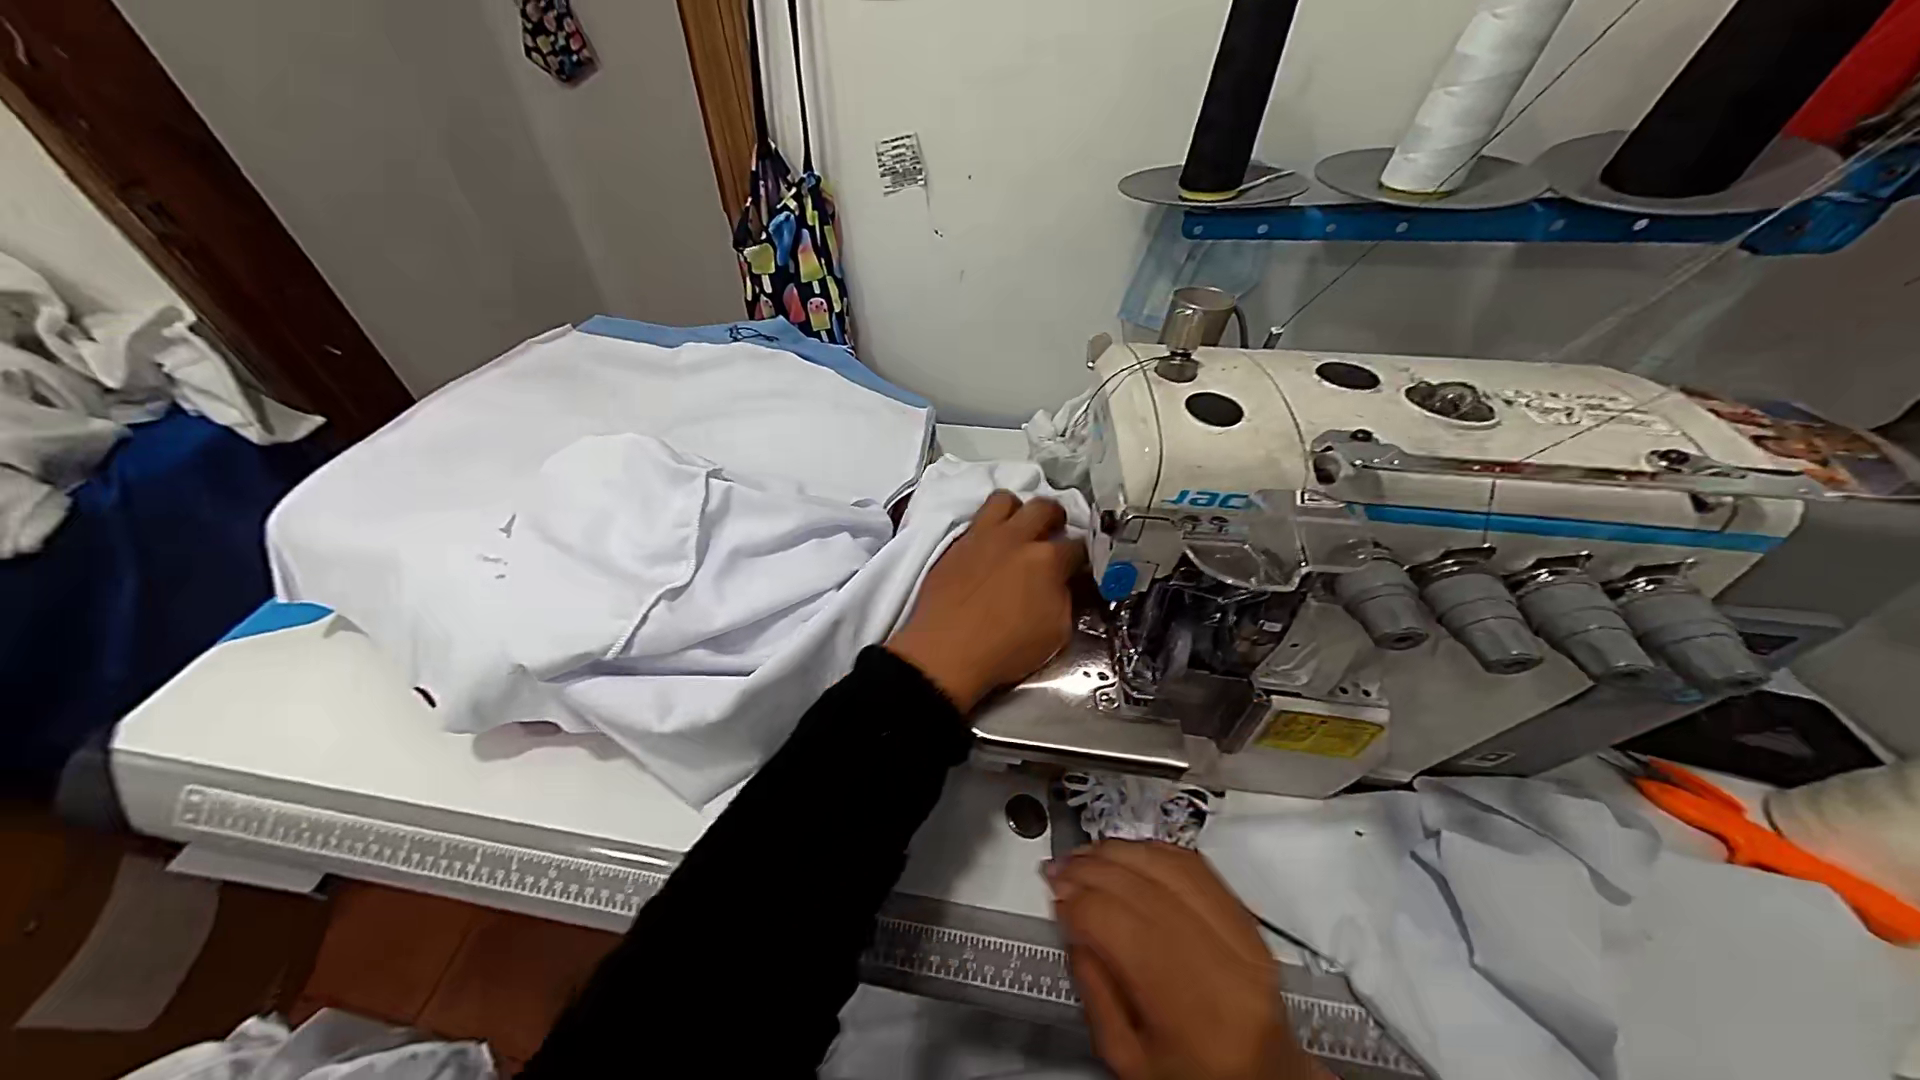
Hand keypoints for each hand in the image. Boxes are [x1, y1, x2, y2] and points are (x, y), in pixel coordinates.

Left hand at [885, 491, 1084, 711]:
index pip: (1077, 546)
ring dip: (1017, 510)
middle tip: (1054, 533)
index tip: (1079, 566)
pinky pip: (976, 520)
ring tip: (1017, 528)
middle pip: (1044, 507)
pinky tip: (989, 548)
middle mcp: (1016, 538)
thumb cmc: (1005, 649)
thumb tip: (1063, 584)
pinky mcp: (955, 544)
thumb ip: (1065, 599)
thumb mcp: (1056, 633)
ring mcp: (982, 537)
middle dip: (1056, 518)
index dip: (1082, 556)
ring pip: (1005, 500)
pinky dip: (988, 527)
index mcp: (1047, 560)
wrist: (945, 652)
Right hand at [1047, 841, 1330, 1079]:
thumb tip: (1072, 920)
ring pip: (1169, 866)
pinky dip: (1153, 851)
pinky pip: (1194, 866)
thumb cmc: (1197, 1078)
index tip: (1056, 896)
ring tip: (1085, 856)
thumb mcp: (1128, 1057)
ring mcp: (1246, 938)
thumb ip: (1094, 989)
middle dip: (1091, 870)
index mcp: (1194, 1014)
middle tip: (1060, 869)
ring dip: (1118, 852)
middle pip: (1143, 889)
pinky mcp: (1250, 920)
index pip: (1120, 926)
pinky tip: (1127, 853)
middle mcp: (1229, 967)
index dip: (1077, 902)